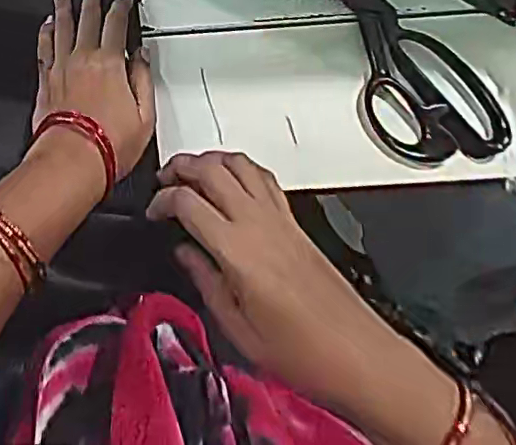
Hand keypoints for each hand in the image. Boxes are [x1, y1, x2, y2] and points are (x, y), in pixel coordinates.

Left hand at [33, 0, 154, 189]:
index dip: (120, 8)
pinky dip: (46, 33)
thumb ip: (142, 80)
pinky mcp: (45, 80)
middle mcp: (83, 59)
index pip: (116, 25)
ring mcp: (61, 67)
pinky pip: (45, 47)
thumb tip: (141, 58)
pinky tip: (46, 25)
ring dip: (63, 7)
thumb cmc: (109, 143)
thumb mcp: (144, 115)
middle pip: (87, 18)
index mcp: (110, 64)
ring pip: (62, 27)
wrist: (72, 158)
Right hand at [147, 152, 404, 409]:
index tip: (154, 212)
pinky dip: (239, 166)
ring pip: (236, 162)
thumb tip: (185, 255)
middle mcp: (257, 224)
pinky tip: (231, 177)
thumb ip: (204, 282)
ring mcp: (277, 217)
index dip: (160, 200)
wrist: (361, 358)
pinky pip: (262, 176)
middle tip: (163, 180)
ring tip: (191, 170)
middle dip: (178, 166)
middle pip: (208, 168)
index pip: (185, 201)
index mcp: (236, 251)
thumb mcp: (239, 330)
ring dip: (207, 159)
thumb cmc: (308, 352)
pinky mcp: (294, 221)